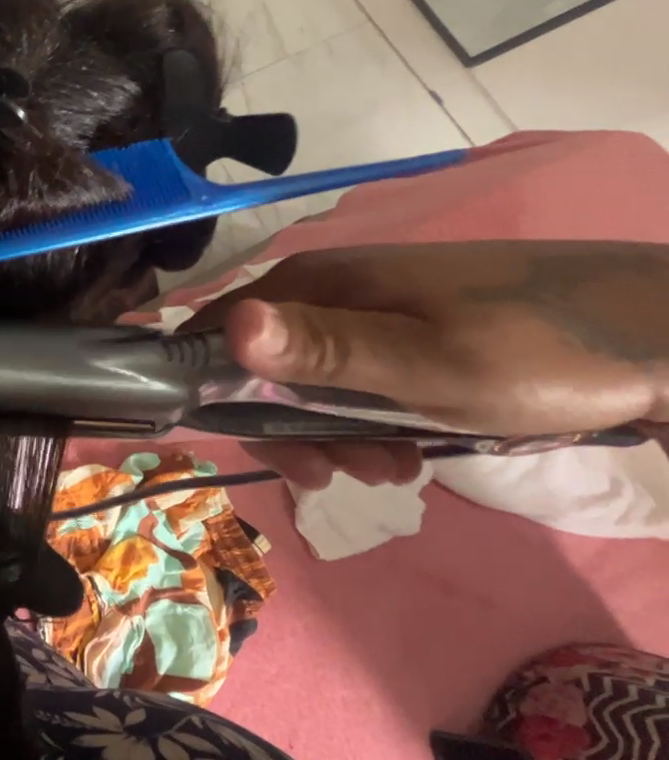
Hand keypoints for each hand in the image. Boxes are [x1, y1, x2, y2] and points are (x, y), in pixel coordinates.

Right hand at [183, 241, 668, 489]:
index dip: (220, 396)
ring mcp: (368, 305)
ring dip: (332, 433)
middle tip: (343, 477)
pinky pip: (355, 377)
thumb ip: (325, 350)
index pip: (215, 336)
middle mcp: (325, 287)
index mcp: (312, 282)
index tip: (272, 452)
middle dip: (287, 427)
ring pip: (309, 377)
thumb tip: (230, 327)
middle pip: (261, 363)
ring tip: (394, 472)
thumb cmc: (543, 351)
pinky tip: (410, 448)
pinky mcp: (407, 325)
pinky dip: (368, 420)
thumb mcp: (430, 363)